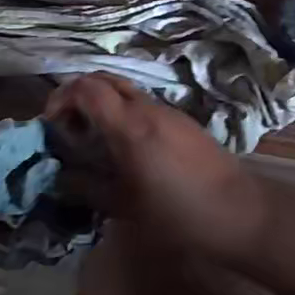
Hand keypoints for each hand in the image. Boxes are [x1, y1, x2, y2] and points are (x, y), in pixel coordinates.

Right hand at [46, 73, 270, 262]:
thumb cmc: (179, 215)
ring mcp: (169, 112)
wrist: (244, 215)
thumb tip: (60, 175)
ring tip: (93, 138)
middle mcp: (148, 108)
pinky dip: (123, 112)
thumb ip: (88, 187)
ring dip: (101, 103)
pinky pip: (143, 104)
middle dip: (77, 95)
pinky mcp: (183, 122)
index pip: (85, 88)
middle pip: (103, 79)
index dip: (60, 98)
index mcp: (129, 126)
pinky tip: (125, 146)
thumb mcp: (125, 208)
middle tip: (68, 126)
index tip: (51, 124)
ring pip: (125, 89)